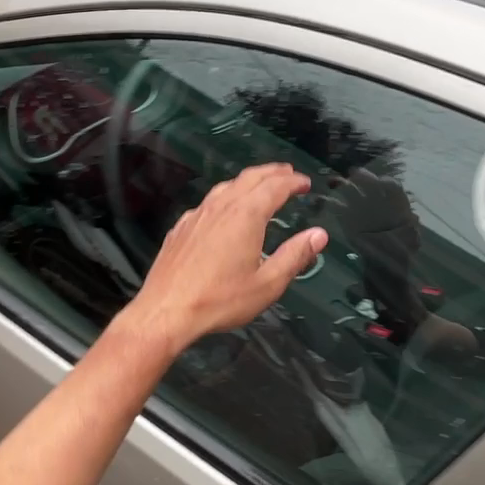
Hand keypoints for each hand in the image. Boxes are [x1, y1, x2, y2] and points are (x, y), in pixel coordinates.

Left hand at [115, 164, 328, 355]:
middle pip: (250, 178)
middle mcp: (221, 208)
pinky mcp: (181, 228)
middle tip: (288, 174)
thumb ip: (295, 256)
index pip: (275, 187)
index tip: (305, 183)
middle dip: (272, 173)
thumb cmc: (219, 301)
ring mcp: (197, 215)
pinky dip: (226, 197)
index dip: (293, 182)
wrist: (166, 311)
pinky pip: (208, 202)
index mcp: (246, 216)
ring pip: (226, 186)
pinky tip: (224, 211)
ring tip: (261, 185)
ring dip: (248, 181)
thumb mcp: (267, 284)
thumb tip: (318, 236)